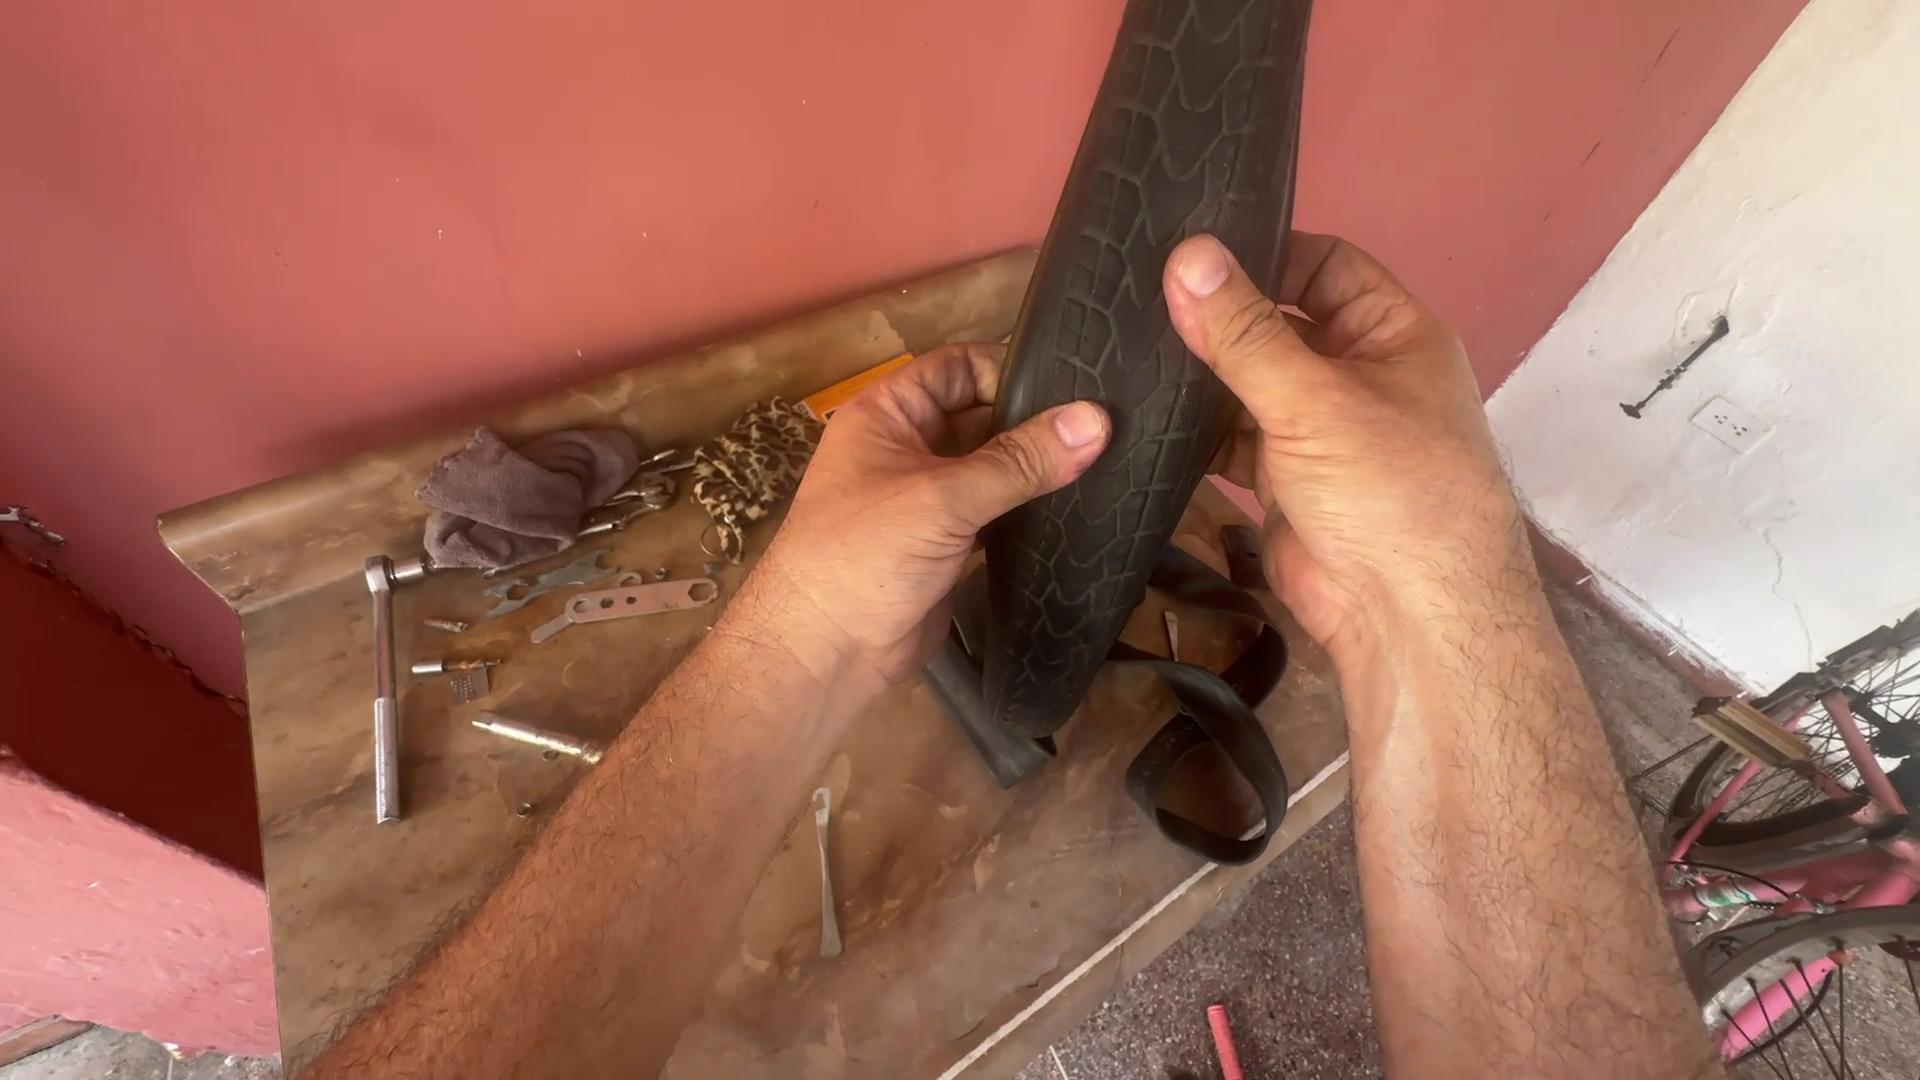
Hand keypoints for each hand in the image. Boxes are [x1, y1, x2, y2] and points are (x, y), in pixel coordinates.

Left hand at [730, 344, 1110, 688]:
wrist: (828, 650)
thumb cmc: (867, 554)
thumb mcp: (943, 498)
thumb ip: (1020, 462)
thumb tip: (1096, 421)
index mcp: (889, 415)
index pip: (957, 368)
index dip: (1008, 369)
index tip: (1072, 385)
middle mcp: (908, 448)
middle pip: (981, 417)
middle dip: (1032, 423)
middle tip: (1102, 427)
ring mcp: (927, 498)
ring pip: (991, 468)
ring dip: (1033, 470)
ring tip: (1102, 462)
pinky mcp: (947, 543)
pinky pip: (994, 511)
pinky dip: (1026, 510)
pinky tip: (1072, 508)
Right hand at [1163, 232, 1531, 664]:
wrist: (1396, 611)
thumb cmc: (1384, 486)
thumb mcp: (1313, 398)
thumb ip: (1244, 333)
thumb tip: (1188, 257)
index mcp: (1387, 335)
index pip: (1323, 267)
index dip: (1265, 254)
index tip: (1191, 253)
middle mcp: (1351, 375)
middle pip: (1275, 329)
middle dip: (1219, 321)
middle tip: (1140, 302)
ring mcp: (1312, 431)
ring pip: (1246, 388)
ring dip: (1201, 381)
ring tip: (1128, 357)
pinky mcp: (1278, 478)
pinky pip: (1230, 440)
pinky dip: (1196, 434)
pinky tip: (1148, 421)